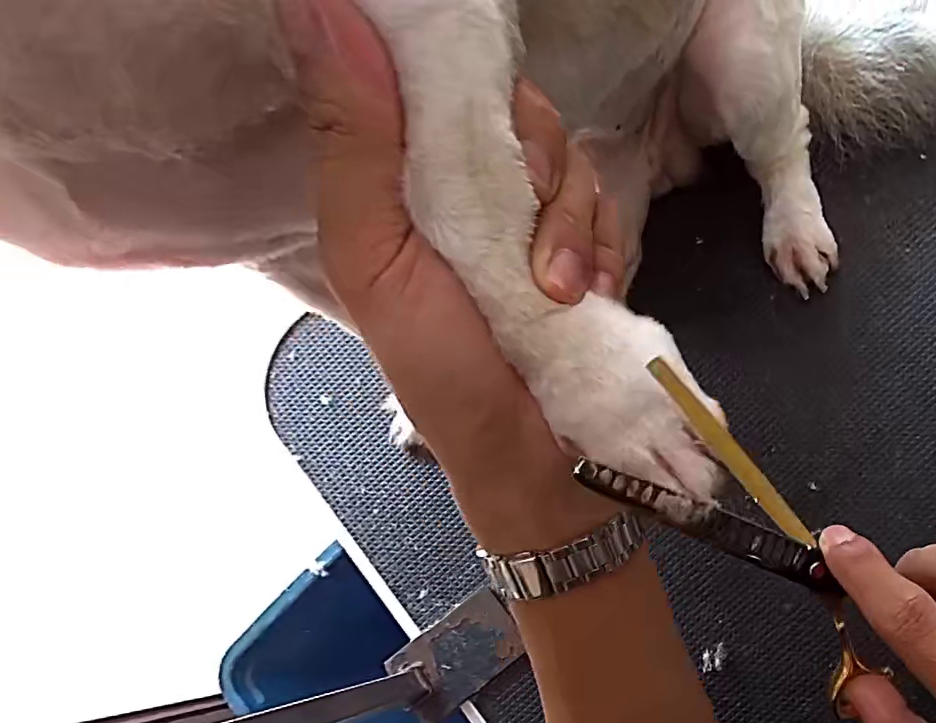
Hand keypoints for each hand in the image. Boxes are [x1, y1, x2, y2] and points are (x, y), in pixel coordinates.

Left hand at [282, 0, 629, 549]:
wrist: (534, 463)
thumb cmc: (445, 377)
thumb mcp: (376, 267)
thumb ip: (353, 149)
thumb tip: (320, 5)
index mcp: (412, 189)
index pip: (445, 85)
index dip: (469, 86)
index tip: (483, 134)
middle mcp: (481, 201)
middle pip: (526, 119)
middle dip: (538, 170)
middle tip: (530, 249)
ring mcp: (545, 235)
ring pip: (579, 169)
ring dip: (576, 230)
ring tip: (565, 296)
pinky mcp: (596, 266)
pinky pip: (616, 219)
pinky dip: (609, 253)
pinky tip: (595, 299)